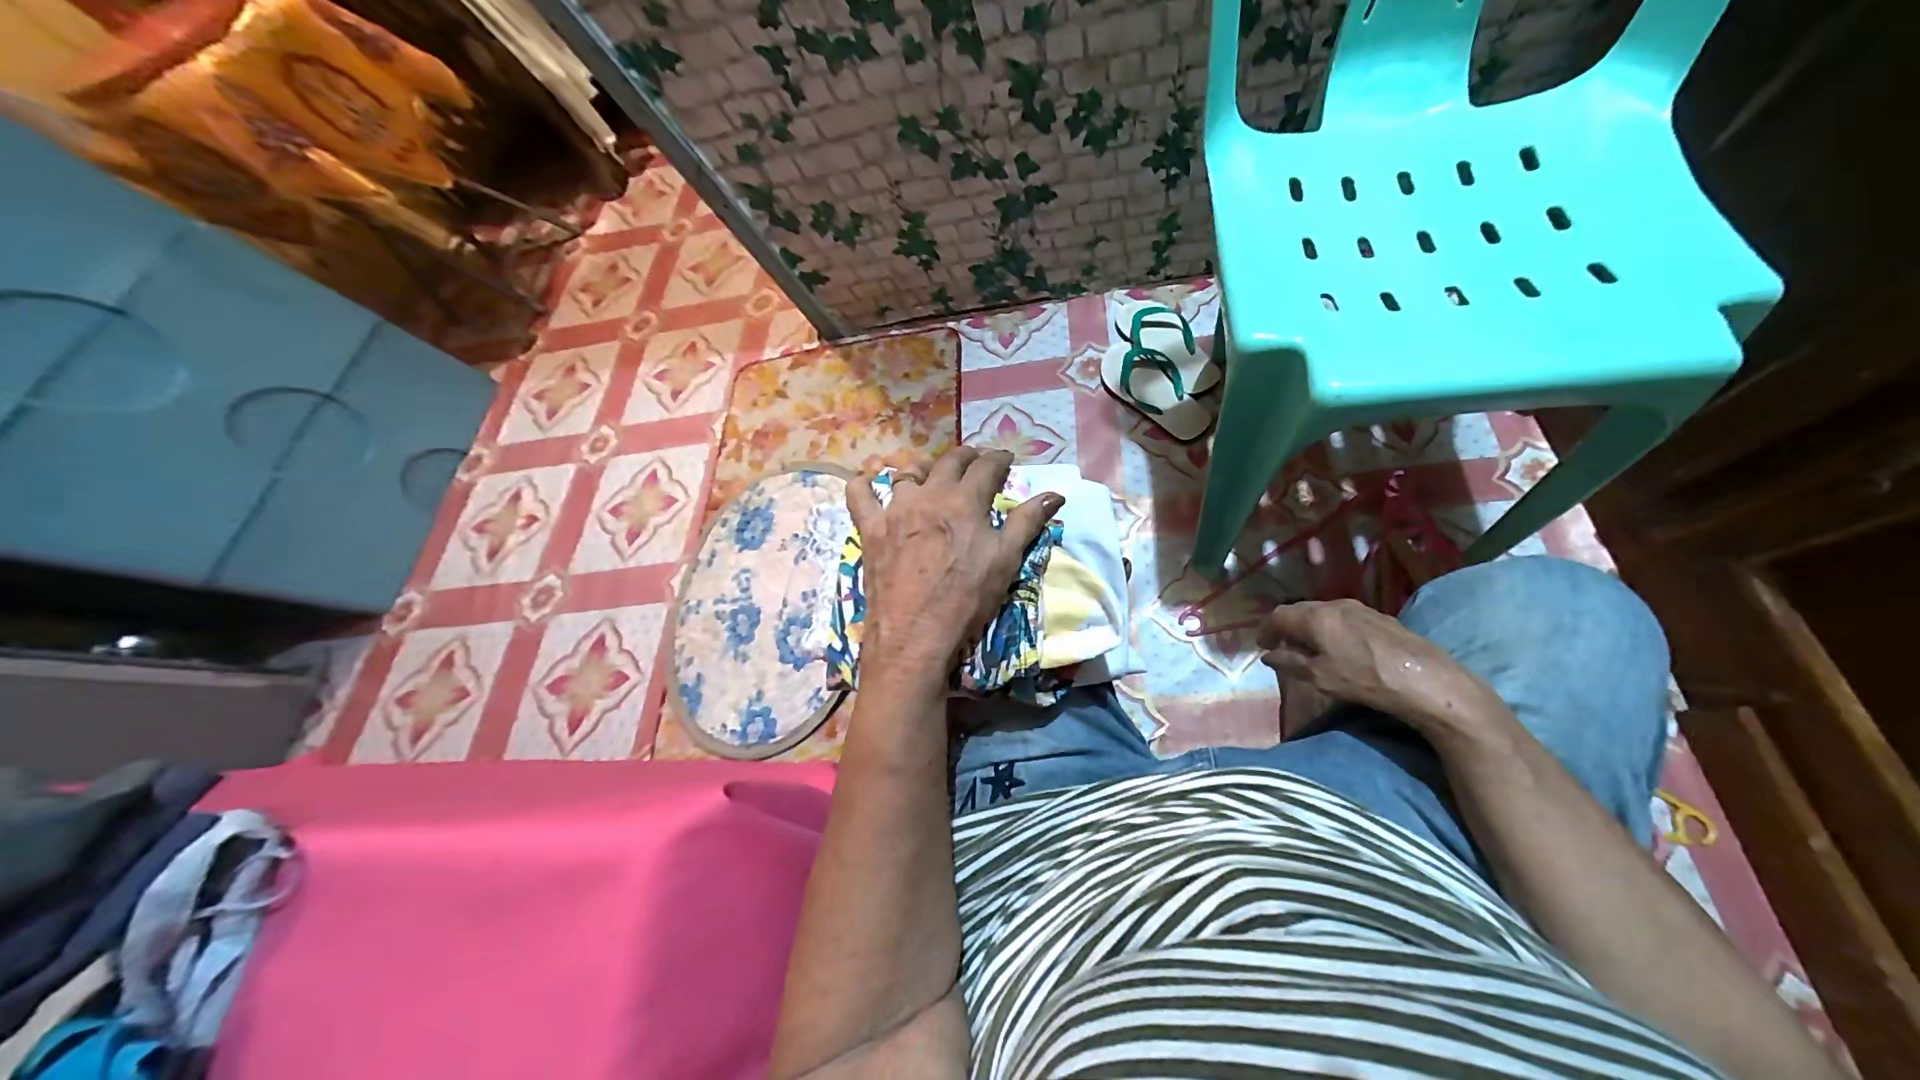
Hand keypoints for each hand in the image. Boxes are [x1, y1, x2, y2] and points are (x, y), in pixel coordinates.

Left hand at [849, 447, 1062, 675]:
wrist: (916, 632)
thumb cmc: (967, 598)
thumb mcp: (1006, 560)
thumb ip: (1028, 522)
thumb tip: (1055, 494)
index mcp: (965, 501)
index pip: (986, 467)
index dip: (999, 459)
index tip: (1006, 459)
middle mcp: (929, 495)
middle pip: (949, 462)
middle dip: (966, 457)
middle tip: (975, 461)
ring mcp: (895, 510)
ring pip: (907, 473)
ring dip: (923, 468)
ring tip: (931, 473)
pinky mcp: (870, 529)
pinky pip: (859, 496)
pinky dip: (863, 483)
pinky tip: (867, 480)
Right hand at [1258, 599, 1510, 736]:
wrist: (1425, 680)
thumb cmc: (1364, 679)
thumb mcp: (1319, 677)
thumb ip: (1289, 662)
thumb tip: (1269, 655)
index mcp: (1315, 617)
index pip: (1279, 616)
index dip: (1266, 629)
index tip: (1261, 644)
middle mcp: (1334, 605)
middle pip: (1300, 610)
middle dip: (1286, 625)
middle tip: (1280, 643)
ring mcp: (1360, 608)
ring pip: (1323, 612)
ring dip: (1309, 625)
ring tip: (1307, 644)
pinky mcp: (1380, 617)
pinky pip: (1343, 617)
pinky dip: (1330, 627)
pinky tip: (1337, 644)